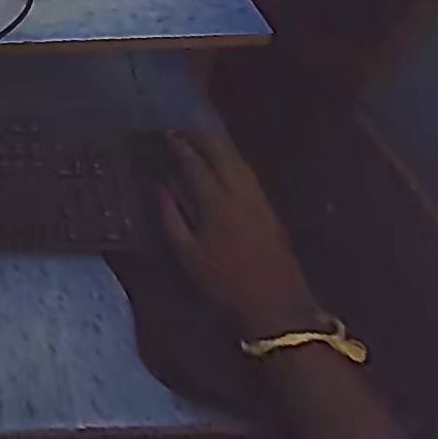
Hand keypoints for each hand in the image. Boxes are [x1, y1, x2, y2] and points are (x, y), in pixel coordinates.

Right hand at [159, 130, 315, 334]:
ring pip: (239, 161)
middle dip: (202, 138)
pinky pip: (249, 174)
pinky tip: (224, 161)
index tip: (168, 136)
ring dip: (219, 146)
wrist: (277, 307)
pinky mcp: (270, 210)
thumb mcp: (187, 253)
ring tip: (201, 139)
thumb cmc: (225, 281)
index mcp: (217, 205)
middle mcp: (240, 195)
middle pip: (222, 154)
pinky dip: (233, 160)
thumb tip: (160, 186)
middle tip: (183, 130)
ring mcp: (259, 201)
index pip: (196, 165)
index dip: (181, 148)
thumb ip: (170, 215)